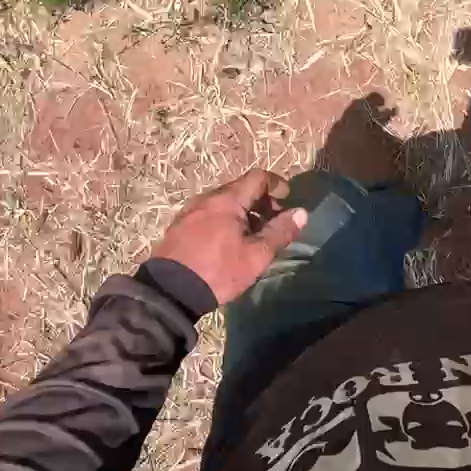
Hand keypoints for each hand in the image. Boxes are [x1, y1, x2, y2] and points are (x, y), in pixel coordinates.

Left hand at [153, 170, 307, 304]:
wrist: (168, 292)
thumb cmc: (218, 270)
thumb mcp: (256, 255)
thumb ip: (280, 232)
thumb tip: (301, 213)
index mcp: (228, 200)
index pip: (258, 178)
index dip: (276, 184)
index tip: (287, 198)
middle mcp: (207, 199)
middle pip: (240, 188)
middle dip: (261, 200)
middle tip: (274, 219)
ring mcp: (190, 211)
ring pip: (224, 201)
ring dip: (243, 211)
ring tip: (254, 234)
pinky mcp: (179, 226)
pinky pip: (209, 213)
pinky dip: (226, 218)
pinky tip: (229, 241)